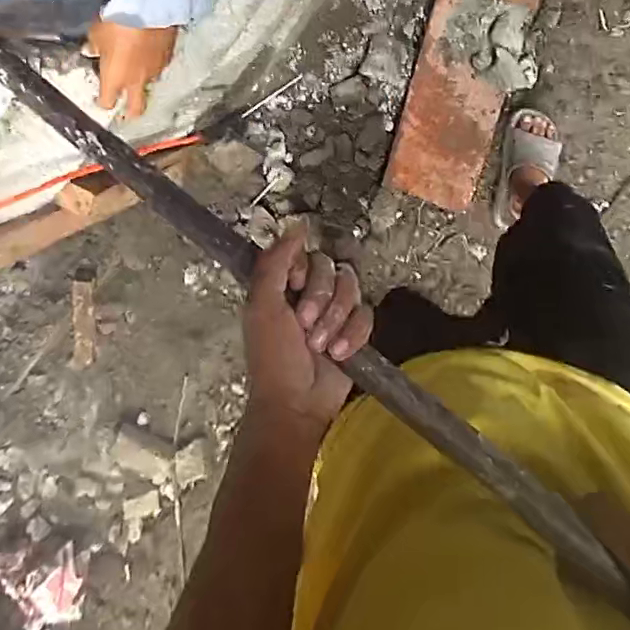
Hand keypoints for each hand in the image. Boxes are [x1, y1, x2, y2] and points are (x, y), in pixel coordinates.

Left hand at [86, 20, 176, 119]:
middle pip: (136, 109)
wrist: (149, 9)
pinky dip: (153, 62)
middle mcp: (136, 81)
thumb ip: (95, 47)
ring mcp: (155, 71)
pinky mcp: (169, 57)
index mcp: (114, 79)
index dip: (104, 102)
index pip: (107, 103)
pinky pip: (159, 66)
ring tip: (139, 66)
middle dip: (131, 112)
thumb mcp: (96, 33)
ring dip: (142, 80)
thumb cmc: (116, 24)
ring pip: (149, 84)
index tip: (102, 98)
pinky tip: (150, 50)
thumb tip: (92, 51)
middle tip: (128, 110)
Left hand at [243, 226, 372, 433]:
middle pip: (333, 269)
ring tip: (322, 345)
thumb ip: (275, 261)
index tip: (295, 286)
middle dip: (321, 299)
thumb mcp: (263, 305)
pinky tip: (340, 353)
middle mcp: (311, 293)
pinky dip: (353, 334)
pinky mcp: (356, 331)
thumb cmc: (272, 356)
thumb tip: (297, 225)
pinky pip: (367, 315)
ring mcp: (335, 312)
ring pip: (351, 290)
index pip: (309, 254)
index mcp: (286, 284)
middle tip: (305, 325)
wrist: (296, 404)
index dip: (306, 270)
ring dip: (336, 319)